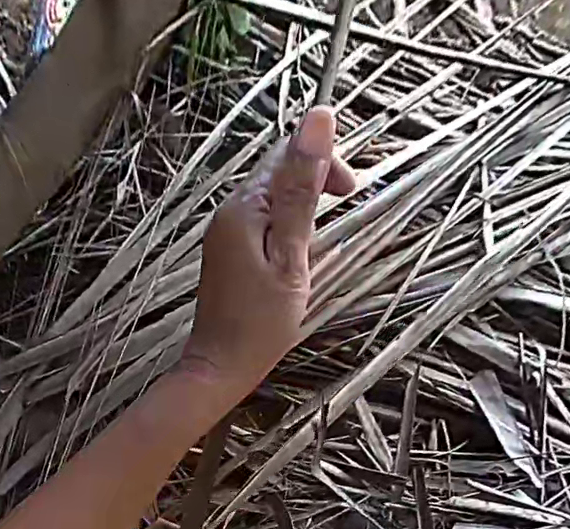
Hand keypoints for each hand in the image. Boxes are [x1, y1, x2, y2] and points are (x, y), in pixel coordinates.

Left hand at [181, 107, 357, 391]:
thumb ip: (302, 192)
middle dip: (313, 187)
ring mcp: (223, 235)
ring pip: (270, 201)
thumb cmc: (259, 325)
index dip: (324, 163)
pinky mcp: (225, 255)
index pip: (287, 153)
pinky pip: (259, 226)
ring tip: (313, 250)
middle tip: (336, 224)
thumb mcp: (291, 258)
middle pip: (277, 174)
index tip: (350, 195)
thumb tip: (318, 119)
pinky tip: (293, 258)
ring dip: (300, 212)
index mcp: (244, 208)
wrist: (219, 369)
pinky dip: (283, 232)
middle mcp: (227, 214)